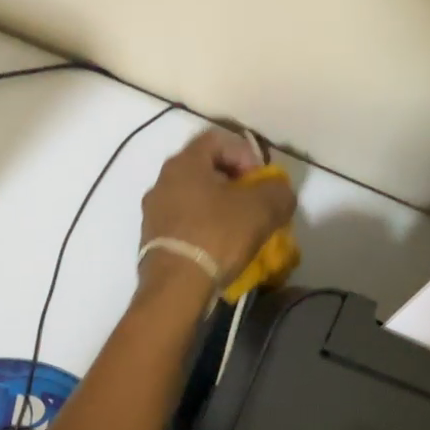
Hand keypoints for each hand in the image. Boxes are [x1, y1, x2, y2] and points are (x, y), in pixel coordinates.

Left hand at [139, 129, 295, 290]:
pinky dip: (201, 230)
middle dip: (232, 184)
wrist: (175, 289)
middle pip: (203, 171)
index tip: (261, 180)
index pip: (218, 139)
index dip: (246, 153)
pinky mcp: (150, 243)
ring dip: (216, 209)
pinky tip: (216, 249)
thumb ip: (278, 191)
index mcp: (183, 163)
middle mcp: (161, 182)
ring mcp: (152, 214)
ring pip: (192, 200)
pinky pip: (182, 226)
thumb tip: (279, 192)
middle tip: (252, 204)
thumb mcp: (262, 209)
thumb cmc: (217, 237)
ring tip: (237, 230)